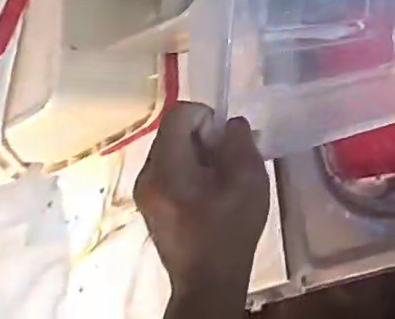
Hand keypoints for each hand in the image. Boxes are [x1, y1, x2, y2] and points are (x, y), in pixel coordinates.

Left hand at [137, 101, 268, 311]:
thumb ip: (238, 140)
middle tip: (228, 158)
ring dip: (201, 151)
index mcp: (166, 168)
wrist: (209, 280)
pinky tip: (212, 190)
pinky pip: (172, 167)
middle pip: (175, 130)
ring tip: (223, 175)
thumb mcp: (248, 175)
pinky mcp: (153, 204)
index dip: (207, 116)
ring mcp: (146, 192)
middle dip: (205, 134)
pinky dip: (193, 167)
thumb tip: (229, 125)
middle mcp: (147, 176)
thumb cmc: (230, 226)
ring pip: (175, 148)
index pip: (179, 114)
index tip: (224, 141)